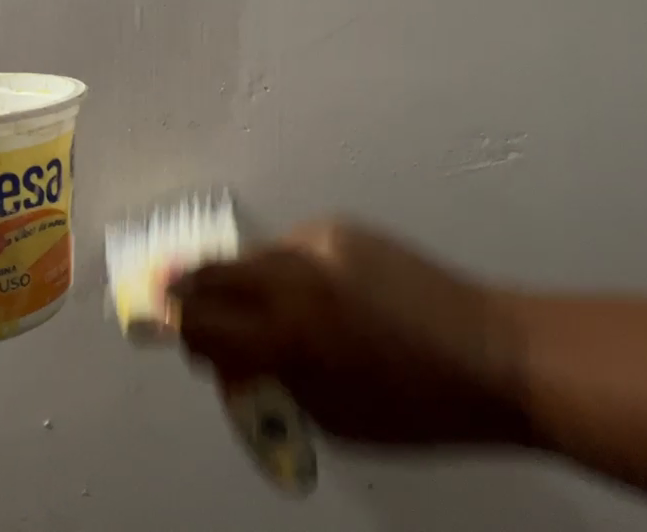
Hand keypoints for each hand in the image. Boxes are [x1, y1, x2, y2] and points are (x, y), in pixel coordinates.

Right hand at [170, 220, 527, 446]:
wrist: (495, 353)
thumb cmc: (416, 405)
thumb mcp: (327, 416)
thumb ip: (265, 380)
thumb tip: (223, 353)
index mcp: (285, 337)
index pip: (196, 320)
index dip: (168, 322)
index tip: (151, 320)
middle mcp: (289, 280)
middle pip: (205, 272)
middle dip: (183, 288)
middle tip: (175, 299)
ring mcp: (313, 247)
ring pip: (247, 257)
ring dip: (239, 282)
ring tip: (265, 308)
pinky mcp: (337, 229)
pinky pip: (289, 249)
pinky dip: (288, 272)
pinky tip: (319, 295)